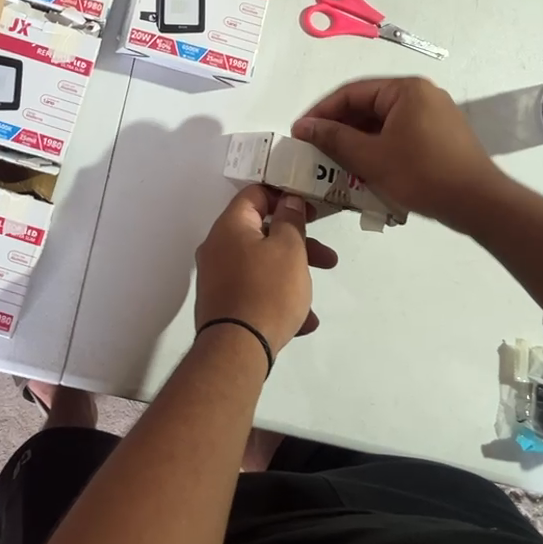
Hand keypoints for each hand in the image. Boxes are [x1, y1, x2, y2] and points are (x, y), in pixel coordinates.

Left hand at [194, 186, 338, 354]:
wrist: (236, 348)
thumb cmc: (267, 290)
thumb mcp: (289, 249)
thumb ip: (291, 220)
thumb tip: (288, 200)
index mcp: (229, 226)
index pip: (255, 195)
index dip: (284, 196)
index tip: (310, 209)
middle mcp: (217, 247)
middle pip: (261, 233)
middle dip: (298, 244)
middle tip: (326, 257)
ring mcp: (216, 277)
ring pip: (260, 266)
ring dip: (291, 275)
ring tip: (314, 298)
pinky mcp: (221, 303)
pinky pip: (253, 292)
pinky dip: (277, 299)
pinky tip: (303, 321)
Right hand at [292, 77, 509, 233]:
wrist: (480, 205)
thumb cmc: (422, 174)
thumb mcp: (370, 157)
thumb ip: (333, 138)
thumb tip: (304, 126)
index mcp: (405, 90)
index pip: (350, 93)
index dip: (321, 112)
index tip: (300, 133)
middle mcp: (421, 95)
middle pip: (367, 107)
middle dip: (338, 129)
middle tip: (314, 150)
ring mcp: (434, 115)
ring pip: (381, 124)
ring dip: (356, 142)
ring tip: (333, 163)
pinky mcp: (440, 137)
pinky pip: (398, 135)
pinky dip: (377, 149)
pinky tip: (363, 171)